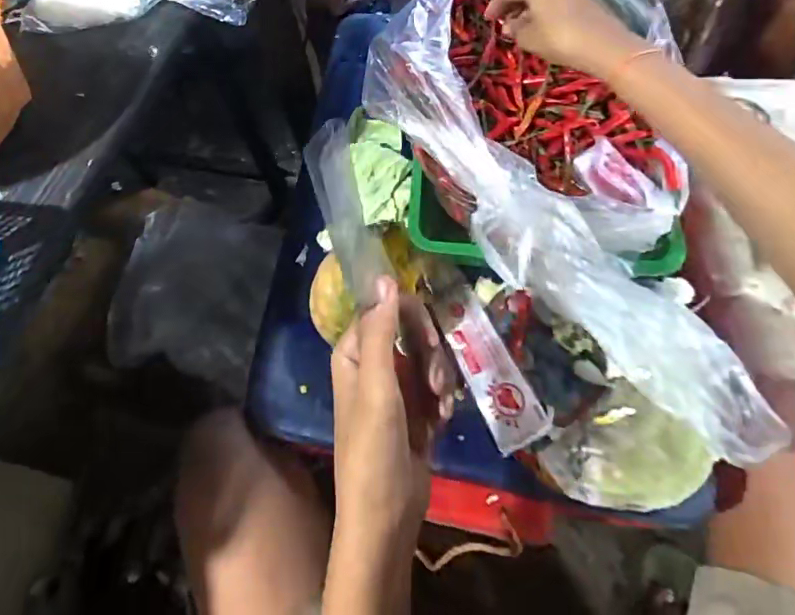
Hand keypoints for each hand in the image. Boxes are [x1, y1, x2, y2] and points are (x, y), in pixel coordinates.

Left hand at [330, 276, 454, 566]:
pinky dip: (442, 400)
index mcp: (353, 353)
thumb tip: (384, 277)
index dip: (409, 317)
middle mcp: (371, 364)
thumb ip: (380, 330)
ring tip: (438, 408)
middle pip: (409, 330)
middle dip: (429, 351)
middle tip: (435, 380)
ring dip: (439, 378)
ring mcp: (394, 387)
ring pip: (427, 357)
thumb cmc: (373, 449)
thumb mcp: (376, 386)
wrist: (386, 517)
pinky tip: (442, 421)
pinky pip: (435, 385)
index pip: (384, 309)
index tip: (429, 338)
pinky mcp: (414, 410)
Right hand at [484, 0, 647, 77]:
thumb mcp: (529, 38)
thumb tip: (509, 24)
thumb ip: (514, 29)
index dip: (494, 5)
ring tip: (521, 23)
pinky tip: (542, 22)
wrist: (606, 46)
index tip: (488, 19)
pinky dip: (544, 6)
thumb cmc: (560, 39)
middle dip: (512, 2)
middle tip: (503, 18)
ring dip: (529, 4)